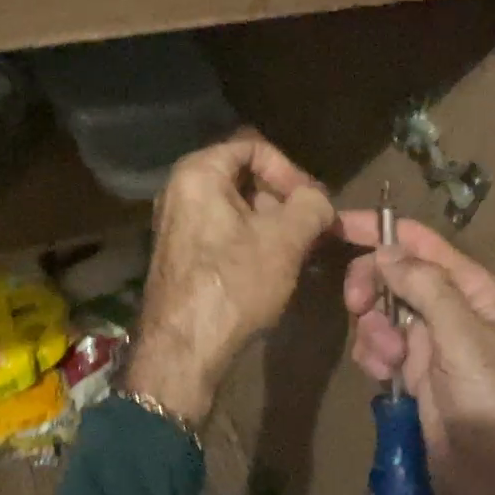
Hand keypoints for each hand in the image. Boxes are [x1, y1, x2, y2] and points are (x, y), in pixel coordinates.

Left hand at [124, 130, 335, 423]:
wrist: (183, 349)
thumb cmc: (234, 282)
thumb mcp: (285, 240)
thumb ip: (311, 207)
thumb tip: (320, 200)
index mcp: (198, 172)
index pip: (253, 146)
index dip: (289, 170)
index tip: (313, 203)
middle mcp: (179, 189)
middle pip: (242, 175)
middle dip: (282, 198)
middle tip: (311, 228)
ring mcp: (175, 222)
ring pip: (233, 206)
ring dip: (270, 222)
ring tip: (298, 251)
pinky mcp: (178, 253)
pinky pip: (220, 229)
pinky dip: (249, 239)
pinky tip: (272, 268)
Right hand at [341, 213, 494, 494]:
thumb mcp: (466, 337)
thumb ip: (425, 287)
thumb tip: (384, 249)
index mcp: (474, 291)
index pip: (421, 243)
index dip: (380, 230)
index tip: (337, 226)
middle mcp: (451, 310)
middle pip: (394, 274)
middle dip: (370, 285)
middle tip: (356, 305)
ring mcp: (432, 344)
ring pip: (382, 312)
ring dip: (372, 328)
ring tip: (385, 359)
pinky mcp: (415, 376)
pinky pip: (380, 347)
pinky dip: (373, 354)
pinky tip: (382, 375)